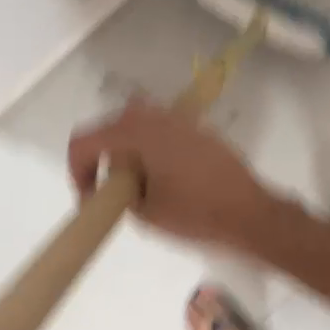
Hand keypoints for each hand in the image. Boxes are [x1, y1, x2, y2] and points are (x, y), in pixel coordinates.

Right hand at [68, 98, 283, 250]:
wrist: (251, 213)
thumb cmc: (197, 213)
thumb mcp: (147, 213)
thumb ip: (121, 194)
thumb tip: (120, 188)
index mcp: (133, 131)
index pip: (85, 141)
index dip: (78, 171)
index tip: (88, 198)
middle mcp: (154, 115)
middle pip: (111, 130)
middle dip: (105, 161)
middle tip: (111, 193)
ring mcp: (180, 120)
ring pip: (139, 131)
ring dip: (131, 155)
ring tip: (139, 189)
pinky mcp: (200, 131)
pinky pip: (164, 136)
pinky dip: (155, 154)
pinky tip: (167, 182)